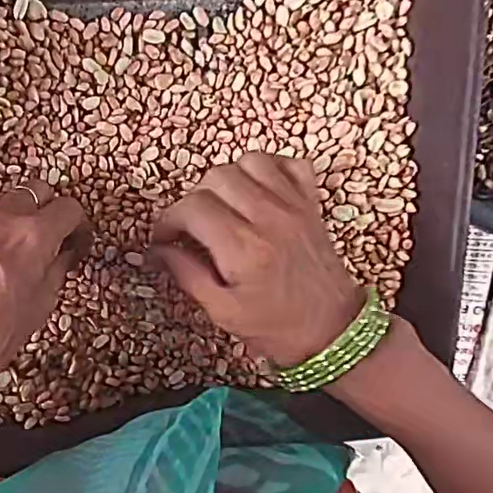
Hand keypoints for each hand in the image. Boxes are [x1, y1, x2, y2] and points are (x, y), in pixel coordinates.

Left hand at [0, 180, 91, 413]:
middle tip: (54, 237)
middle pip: (36, 190)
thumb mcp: (40, 306)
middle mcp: (0, 219)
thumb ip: (56, 269)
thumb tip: (62, 256)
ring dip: (18, 220)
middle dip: (49, 210)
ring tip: (21, 253)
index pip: (68, 208)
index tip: (77, 239)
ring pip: (4, 204)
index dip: (78, 225)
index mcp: (33, 234)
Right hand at [149, 153, 364, 366]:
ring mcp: (294, 206)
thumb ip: (187, 275)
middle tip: (189, 227)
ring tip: (220, 206)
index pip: (192, 208)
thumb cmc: (276, 327)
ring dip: (226, 179)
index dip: (168, 220)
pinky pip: (287, 163)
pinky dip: (266, 169)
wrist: (333, 331)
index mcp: (243, 249)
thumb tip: (159, 251)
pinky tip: (254, 192)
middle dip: (192, 199)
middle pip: (216, 177)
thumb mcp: (221, 311)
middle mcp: (269, 219)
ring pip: (248, 161)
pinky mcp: (310, 204)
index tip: (164, 238)